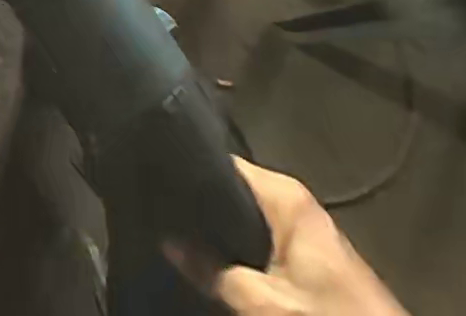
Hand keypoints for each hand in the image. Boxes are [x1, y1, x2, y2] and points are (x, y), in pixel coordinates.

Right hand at [167, 157, 407, 315]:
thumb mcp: (263, 302)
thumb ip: (212, 270)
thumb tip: (167, 239)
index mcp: (284, 195)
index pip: (224, 164)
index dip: (190, 172)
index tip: (157, 181)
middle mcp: (292, 200)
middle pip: (233, 190)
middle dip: (201, 206)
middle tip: (160, 213)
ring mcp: (302, 228)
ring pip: (245, 218)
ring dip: (218, 231)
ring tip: (175, 233)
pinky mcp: (307, 256)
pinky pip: (260, 238)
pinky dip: (237, 247)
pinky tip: (212, 259)